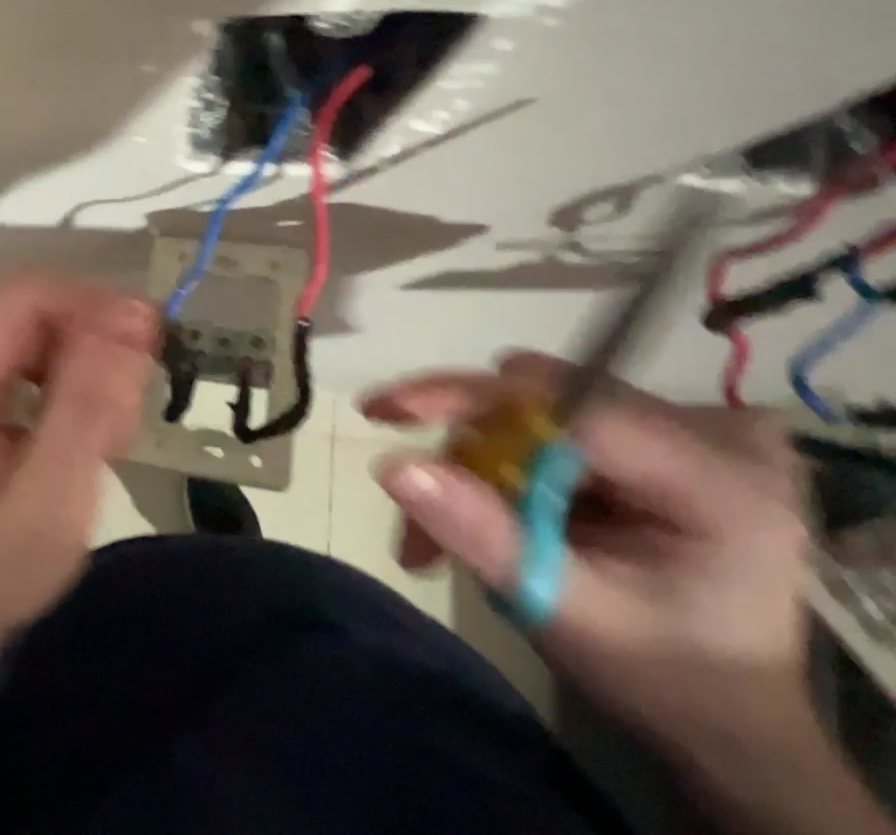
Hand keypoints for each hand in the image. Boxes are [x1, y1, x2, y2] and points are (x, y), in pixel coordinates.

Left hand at [0, 277, 156, 667]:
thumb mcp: (51, 504)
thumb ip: (88, 409)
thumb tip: (132, 317)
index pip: (24, 297)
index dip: (97, 308)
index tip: (154, 349)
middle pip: (28, 309)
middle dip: (92, 351)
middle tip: (125, 425)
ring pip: (31, 326)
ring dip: (81, 369)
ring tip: (100, 441)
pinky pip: (18, 346)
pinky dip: (60, 379)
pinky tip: (72, 432)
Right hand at [359, 352, 811, 756]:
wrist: (722, 708)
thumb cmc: (656, 672)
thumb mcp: (561, 610)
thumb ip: (482, 534)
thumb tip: (393, 464)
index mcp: (723, 480)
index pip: (579, 407)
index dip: (476, 401)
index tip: (385, 411)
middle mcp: (718, 433)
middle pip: (550, 402)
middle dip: (463, 449)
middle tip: (404, 498)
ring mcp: (693, 429)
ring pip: (538, 413)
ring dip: (473, 467)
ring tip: (431, 537)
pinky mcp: (663, 434)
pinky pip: (551, 427)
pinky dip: (500, 468)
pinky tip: (479, 515)